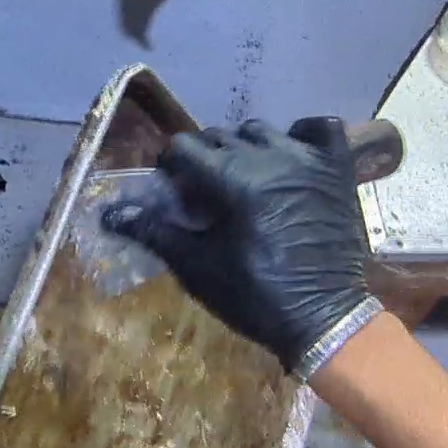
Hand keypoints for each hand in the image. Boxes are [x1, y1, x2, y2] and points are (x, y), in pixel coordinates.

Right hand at [102, 116, 373, 374]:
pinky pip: (318, 127)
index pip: (184, 146)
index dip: (170, 166)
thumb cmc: (254, 296)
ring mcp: (308, 159)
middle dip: (202, 158)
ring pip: (261, 130)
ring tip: (243, 179)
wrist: (323, 319)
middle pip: (220, 135)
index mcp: (234, 179)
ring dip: (243, 147)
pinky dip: (300, 135)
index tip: (173, 192)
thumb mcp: (197, 267)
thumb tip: (111, 214)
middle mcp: (271, 158)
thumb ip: (155, 232)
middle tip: (204, 193)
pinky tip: (289, 158)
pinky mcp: (336, 169)